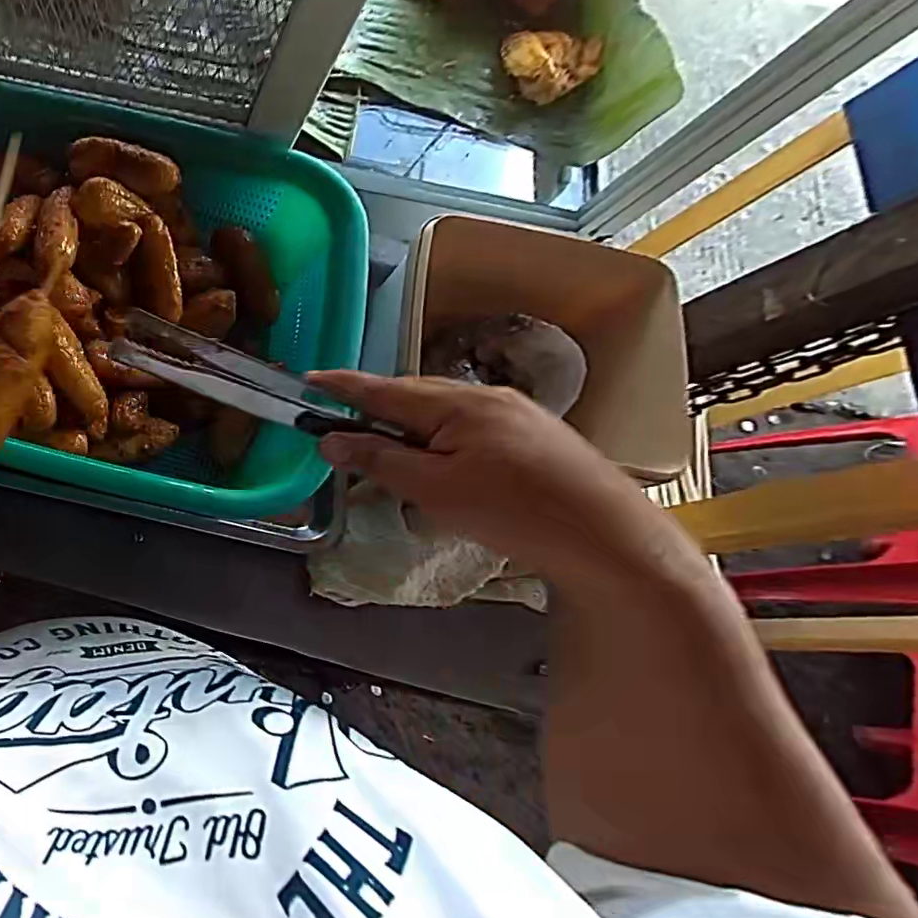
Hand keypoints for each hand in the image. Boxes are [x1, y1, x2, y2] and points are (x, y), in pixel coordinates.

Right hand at [308, 371, 701, 593]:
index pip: (384, 390)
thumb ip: (380, 461)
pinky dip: (439, 436)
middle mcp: (485, 395)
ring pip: (442, 410)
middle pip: (413, 396)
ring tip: (389, 452)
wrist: (609, 538)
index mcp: (457, 403)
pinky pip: (468, 423)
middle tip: (343, 428)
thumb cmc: (513, 512)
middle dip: (376, 408)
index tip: (308, 380)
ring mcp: (514, 411)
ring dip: (408, 425)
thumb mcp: (434, 490)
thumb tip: (331, 440)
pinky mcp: (532, 432)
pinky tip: (441, 461)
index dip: (342, 386)